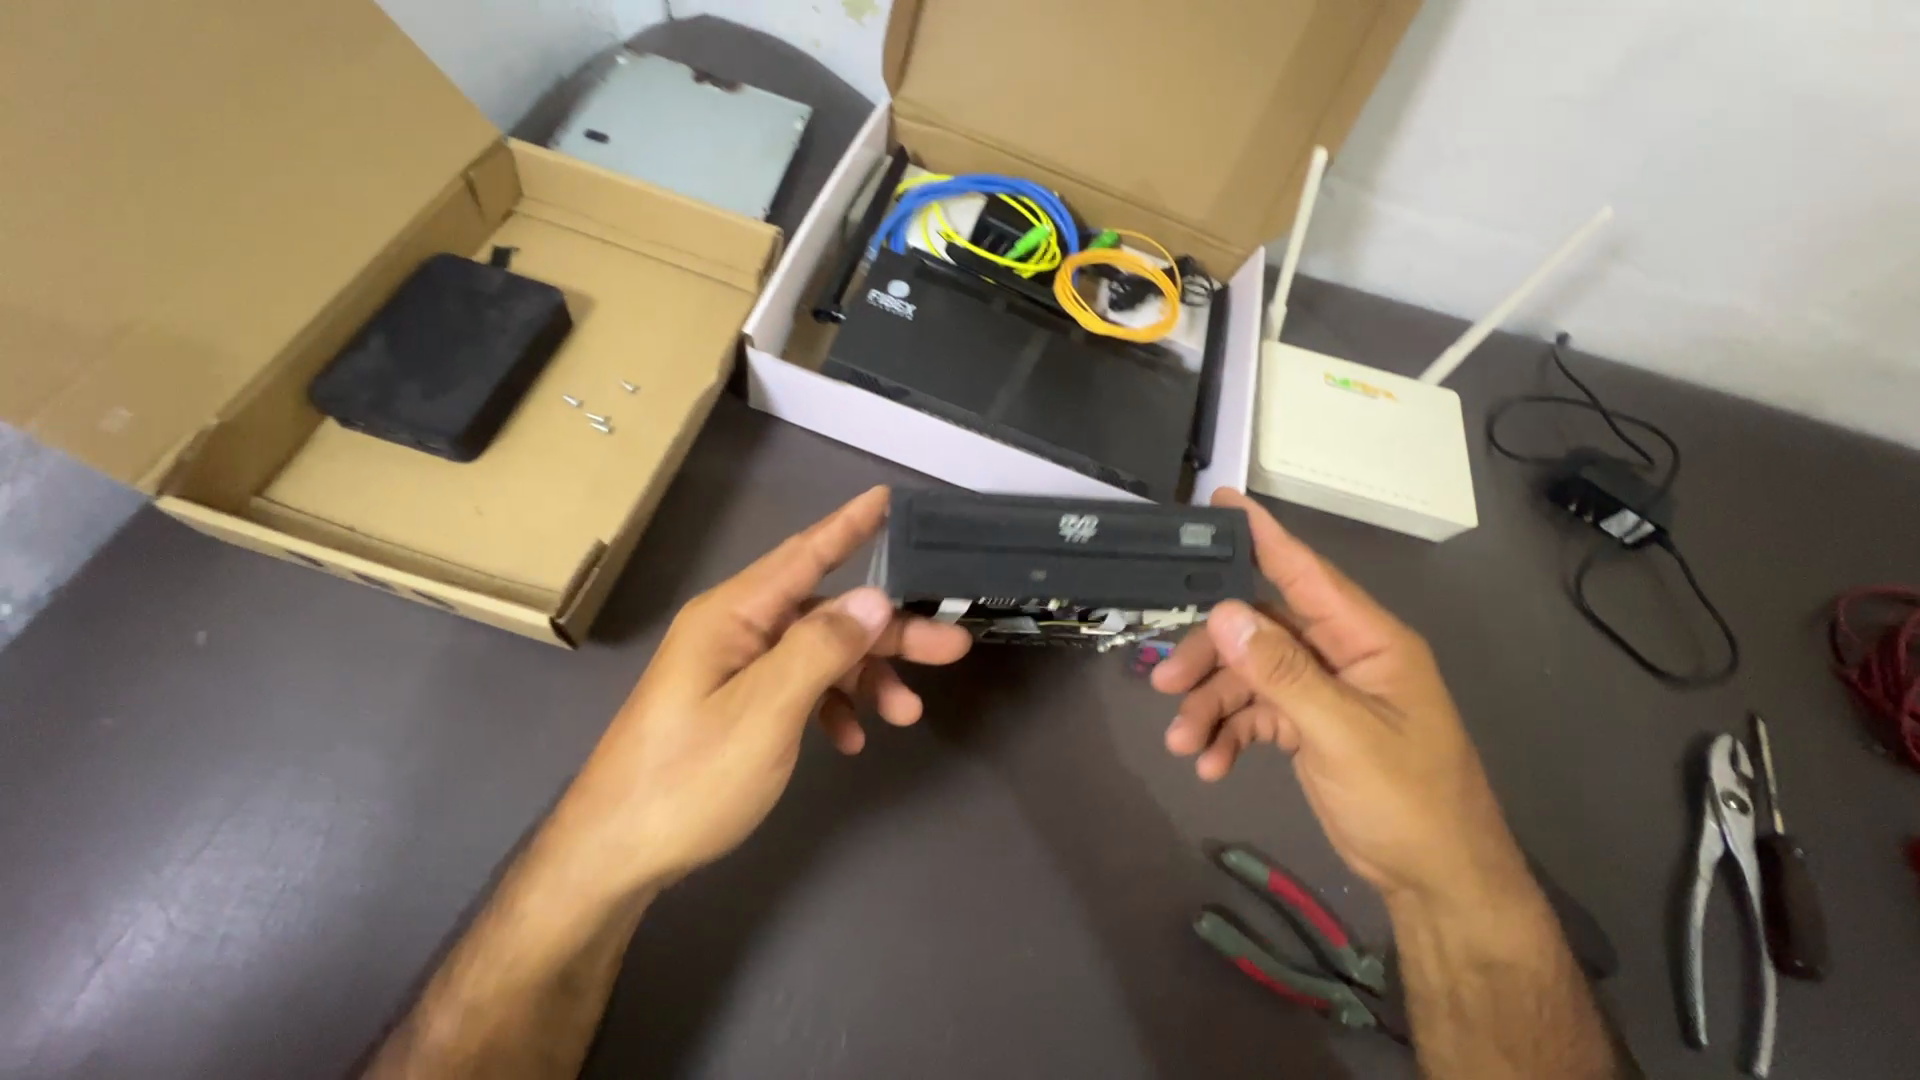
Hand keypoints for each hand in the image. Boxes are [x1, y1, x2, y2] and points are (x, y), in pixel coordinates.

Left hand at [547, 487, 970, 894]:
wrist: (613, 855)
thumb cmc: (686, 779)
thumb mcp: (763, 713)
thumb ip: (820, 649)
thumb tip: (873, 598)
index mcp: (733, 617)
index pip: (803, 555)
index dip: (849, 526)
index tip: (889, 499)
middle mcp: (735, 633)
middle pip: (825, 613)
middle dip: (887, 631)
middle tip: (950, 647)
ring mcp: (734, 671)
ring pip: (818, 655)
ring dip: (865, 678)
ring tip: (905, 714)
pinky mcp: (736, 706)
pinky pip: (798, 689)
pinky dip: (831, 707)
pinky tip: (850, 740)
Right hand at [1152, 489, 1530, 905]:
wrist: (1437, 882)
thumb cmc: (1408, 801)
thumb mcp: (1343, 735)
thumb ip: (1282, 672)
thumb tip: (1225, 612)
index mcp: (1367, 640)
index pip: (1307, 573)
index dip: (1262, 536)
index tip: (1221, 500)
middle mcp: (1342, 655)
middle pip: (1259, 631)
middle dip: (1211, 656)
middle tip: (1165, 682)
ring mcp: (1324, 692)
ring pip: (1249, 676)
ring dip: (1211, 705)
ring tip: (1182, 743)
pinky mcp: (1308, 726)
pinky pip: (1256, 714)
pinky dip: (1229, 734)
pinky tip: (1211, 765)